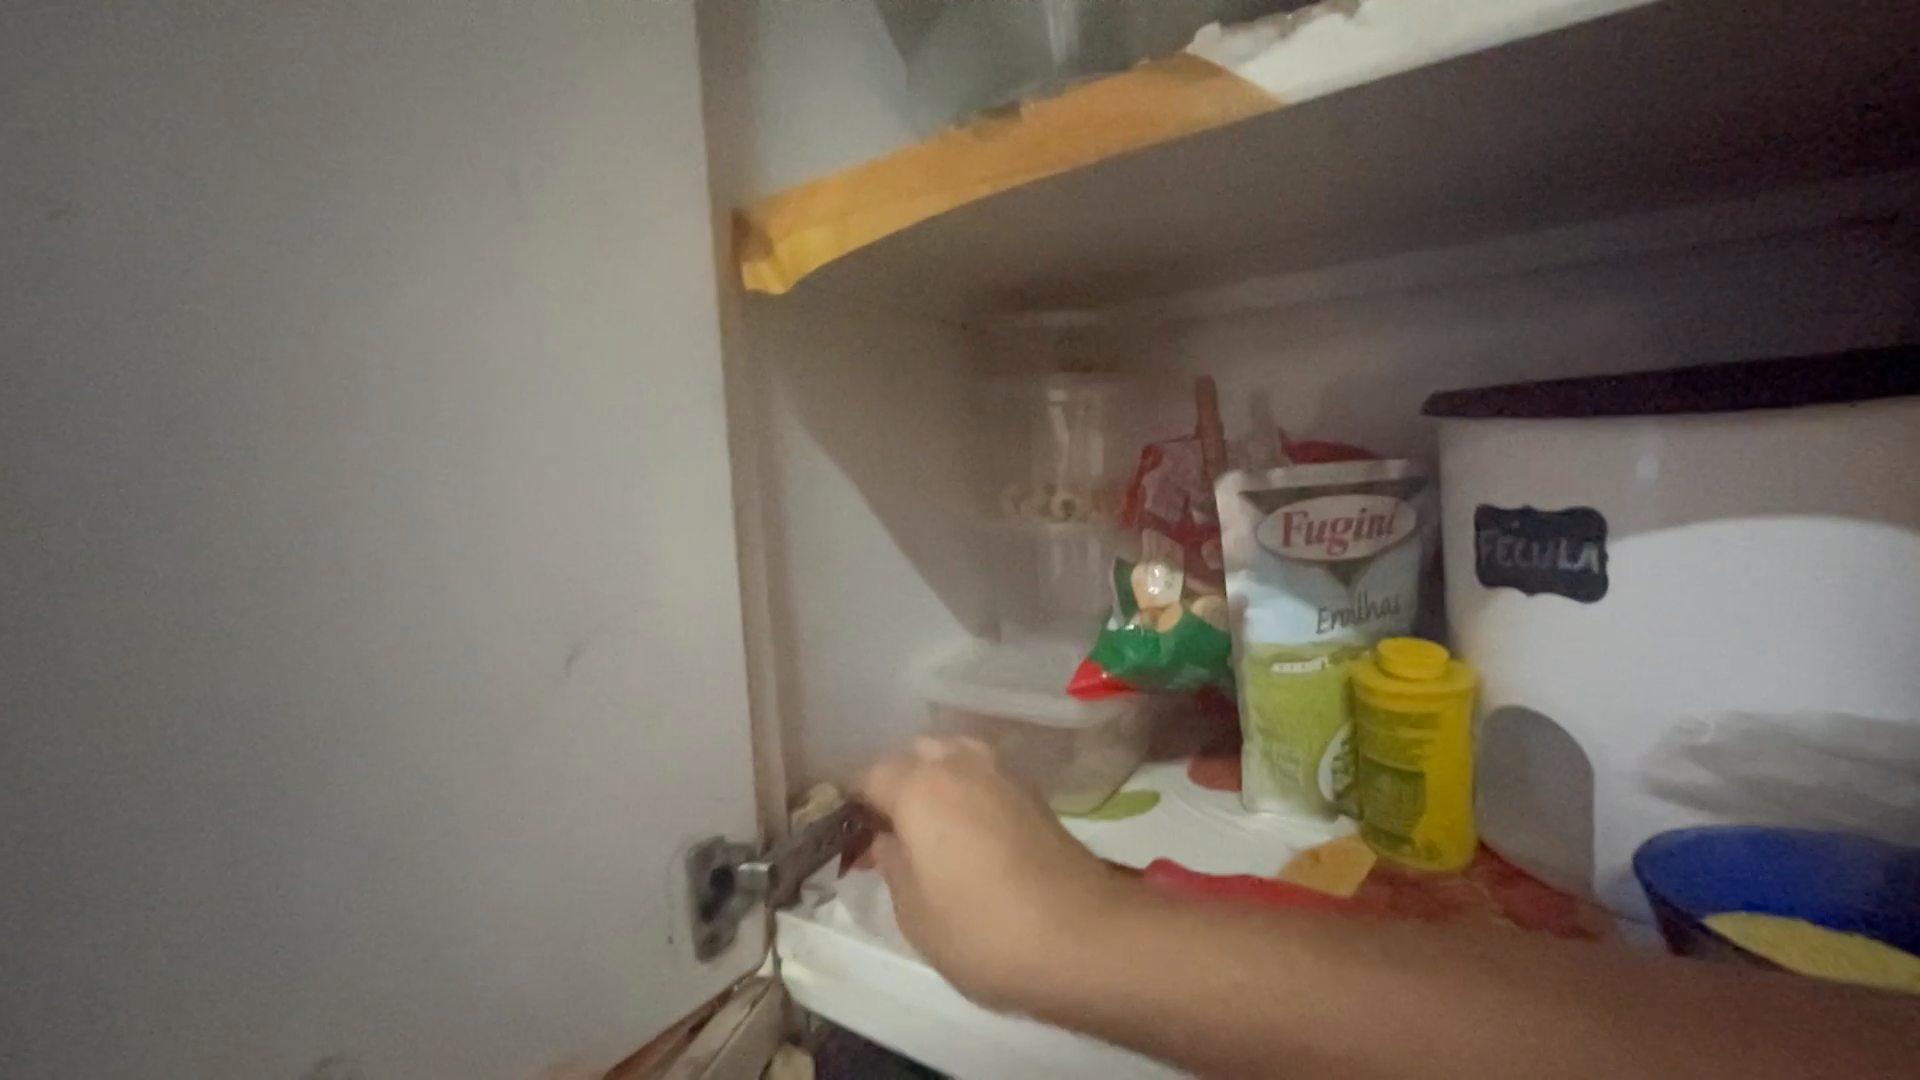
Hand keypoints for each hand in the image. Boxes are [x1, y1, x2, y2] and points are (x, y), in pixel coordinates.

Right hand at [859, 736, 1133, 1012]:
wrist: (1083, 936)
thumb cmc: (983, 930)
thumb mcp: (915, 914)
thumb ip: (892, 865)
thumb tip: (887, 840)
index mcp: (920, 786)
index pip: (869, 775)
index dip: (851, 801)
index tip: (845, 832)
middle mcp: (960, 764)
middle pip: (915, 755)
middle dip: (897, 783)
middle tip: (890, 831)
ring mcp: (1002, 774)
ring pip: (955, 756)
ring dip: (936, 779)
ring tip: (930, 828)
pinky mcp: (1033, 793)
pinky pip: (985, 775)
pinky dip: (968, 790)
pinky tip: (969, 831)